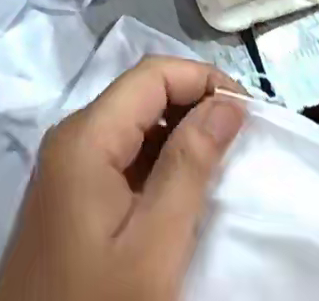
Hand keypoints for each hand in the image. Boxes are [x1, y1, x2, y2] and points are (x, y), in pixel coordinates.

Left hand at [0, 57, 245, 300]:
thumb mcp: (155, 243)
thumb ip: (190, 165)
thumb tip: (227, 103)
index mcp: (86, 135)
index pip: (152, 74)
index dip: (203, 79)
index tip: (250, 110)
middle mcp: (72, 134)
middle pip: (141, 91)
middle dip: (194, 101)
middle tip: (243, 134)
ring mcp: (68, 161)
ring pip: (133, 120)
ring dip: (179, 129)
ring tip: (224, 155)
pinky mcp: (71, 188)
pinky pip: (121, 150)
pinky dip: (158, 156)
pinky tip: (187, 181)